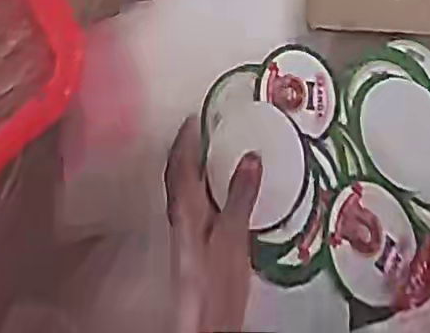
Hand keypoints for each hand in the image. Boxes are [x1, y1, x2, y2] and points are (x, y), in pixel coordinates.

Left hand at [166, 118, 261, 332]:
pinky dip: (209, 187)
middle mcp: (182, 218)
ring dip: (199, 167)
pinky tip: (224, 189)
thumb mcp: (233, 235)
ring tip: (215, 150)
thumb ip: (241, 196)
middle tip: (203, 128)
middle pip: (180, 175)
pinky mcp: (199, 245)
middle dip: (189, 150)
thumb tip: (250, 158)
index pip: (179, 165)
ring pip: (189, 189)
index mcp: (185, 209)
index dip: (185, 139)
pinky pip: (199, 203)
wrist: (207, 325)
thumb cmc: (214, 285)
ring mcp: (188, 232)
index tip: (194, 117)